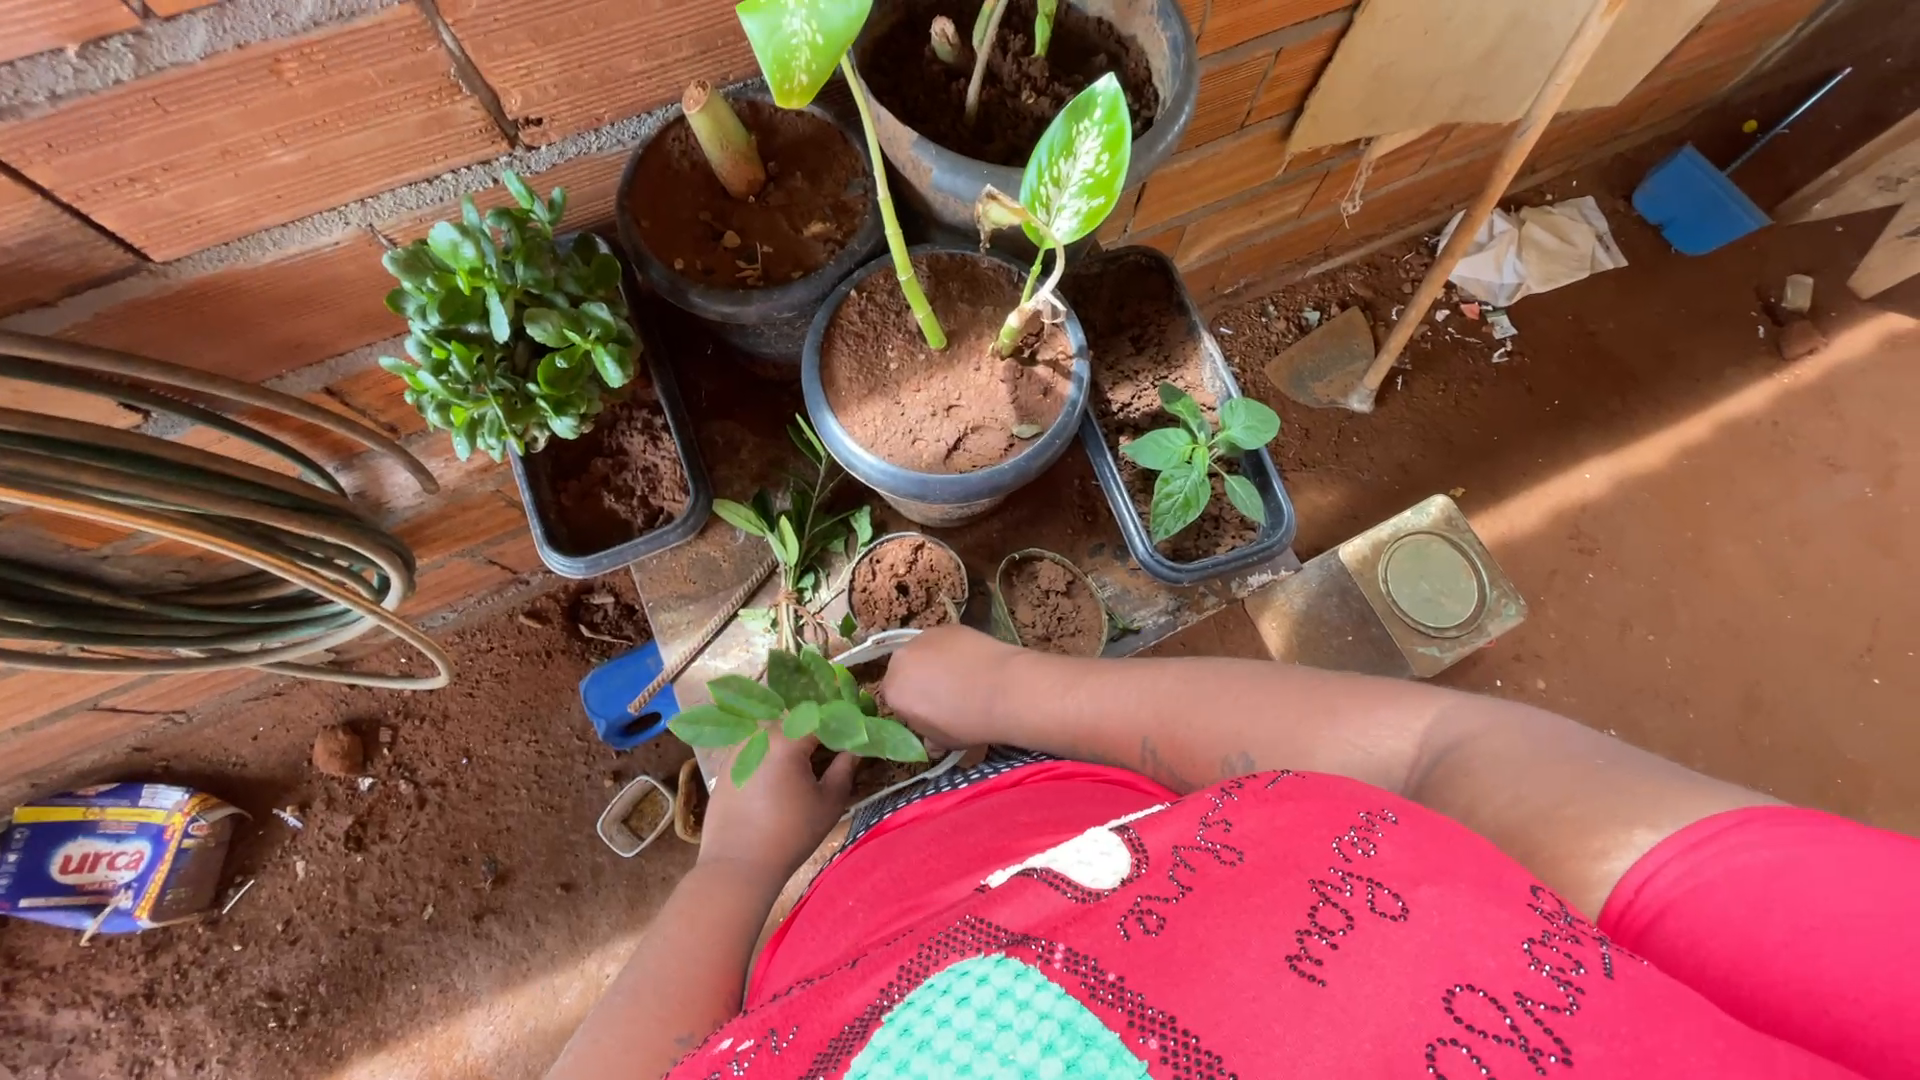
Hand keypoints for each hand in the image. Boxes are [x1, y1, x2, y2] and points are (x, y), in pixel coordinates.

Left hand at [697, 732, 853, 882]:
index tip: (854, 736)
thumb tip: (855, 749)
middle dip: (815, 729)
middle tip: (833, 745)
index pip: (821, 718)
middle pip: (794, 721)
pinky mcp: (725, 767)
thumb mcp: (829, 802)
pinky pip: (754, 748)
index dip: (841, 725)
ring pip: (771, 732)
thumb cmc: (791, 834)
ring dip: (791, 739)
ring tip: (807, 757)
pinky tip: (779, 772)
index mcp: (786, 738)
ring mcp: (738, 750)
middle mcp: (759, 736)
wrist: (737, 866)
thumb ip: (845, 768)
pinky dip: (770, 752)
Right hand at [879, 624, 1024, 749]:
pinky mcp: (947, 626)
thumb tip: (930, 741)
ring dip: (934, 663)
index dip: (913, 708)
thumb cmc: (969, 722)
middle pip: (905, 671)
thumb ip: (929, 736)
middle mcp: (901, 659)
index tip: (931, 714)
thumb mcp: (944, 741)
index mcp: (893, 691)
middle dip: (920, 681)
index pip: (895, 700)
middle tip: (945, 695)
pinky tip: (973, 661)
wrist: (1005, 689)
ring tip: (962, 676)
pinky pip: (943, 642)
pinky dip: (953, 650)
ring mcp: (924, 638)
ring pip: (923, 653)